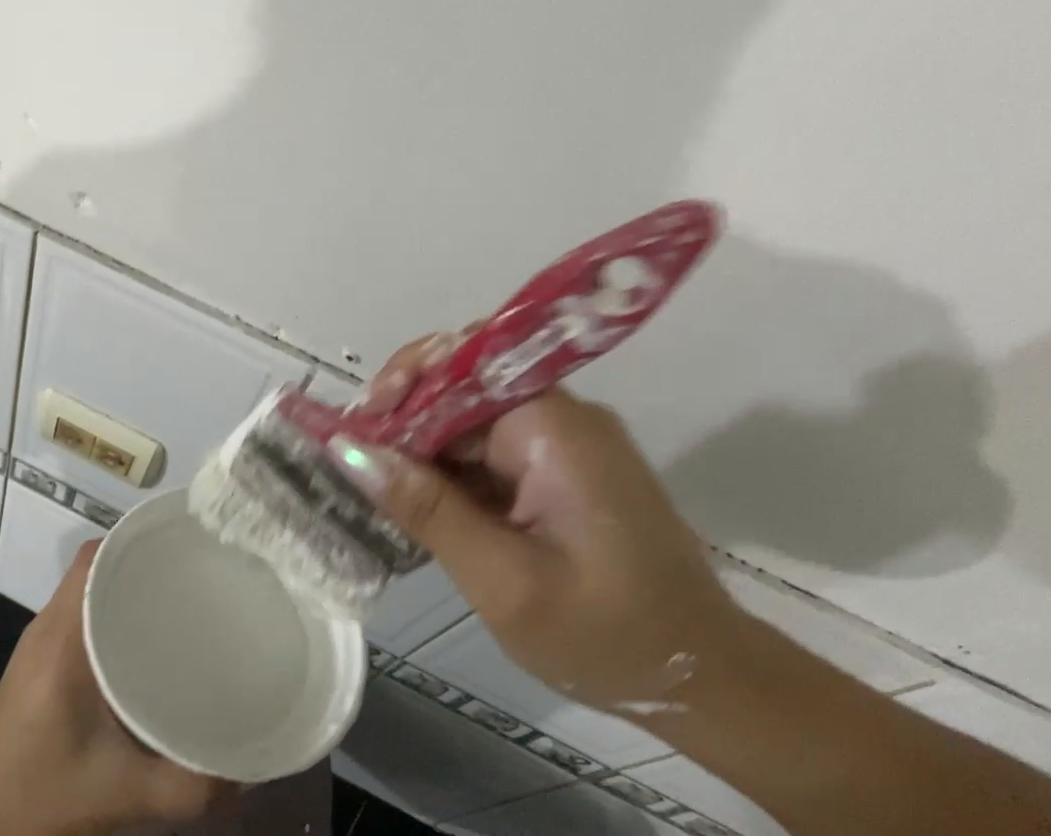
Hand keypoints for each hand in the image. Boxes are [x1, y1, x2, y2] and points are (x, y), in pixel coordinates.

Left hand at [0, 542, 228, 835]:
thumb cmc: (42, 800)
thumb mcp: (129, 795)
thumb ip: (194, 783)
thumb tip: (250, 769)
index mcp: (61, 639)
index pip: (94, 557)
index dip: (139, 541)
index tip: (188, 548)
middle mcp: (44, 632)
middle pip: (96, 570)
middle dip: (146, 566)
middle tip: (202, 579)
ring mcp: (35, 651)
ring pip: (86, 596)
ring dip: (129, 593)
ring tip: (185, 606)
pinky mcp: (34, 673)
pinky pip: (79, 622)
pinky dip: (112, 620)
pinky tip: (148, 651)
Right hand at [335, 333, 746, 714]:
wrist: (703, 680)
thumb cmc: (604, 633)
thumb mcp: (501, 579)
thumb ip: (425, 507)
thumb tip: (347, 449)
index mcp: (552, 427)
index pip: (458, 371)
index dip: (400, 389)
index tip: (354, 433)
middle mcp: (562, 417)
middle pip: (462, 387)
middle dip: (404, 418)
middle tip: (357, 467)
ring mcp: (567, 443)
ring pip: (472, 421)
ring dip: (424, 450)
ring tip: (379, 491)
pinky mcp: (566, 471)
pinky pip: (493, 452)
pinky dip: (453, 474)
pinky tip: (423, 507)